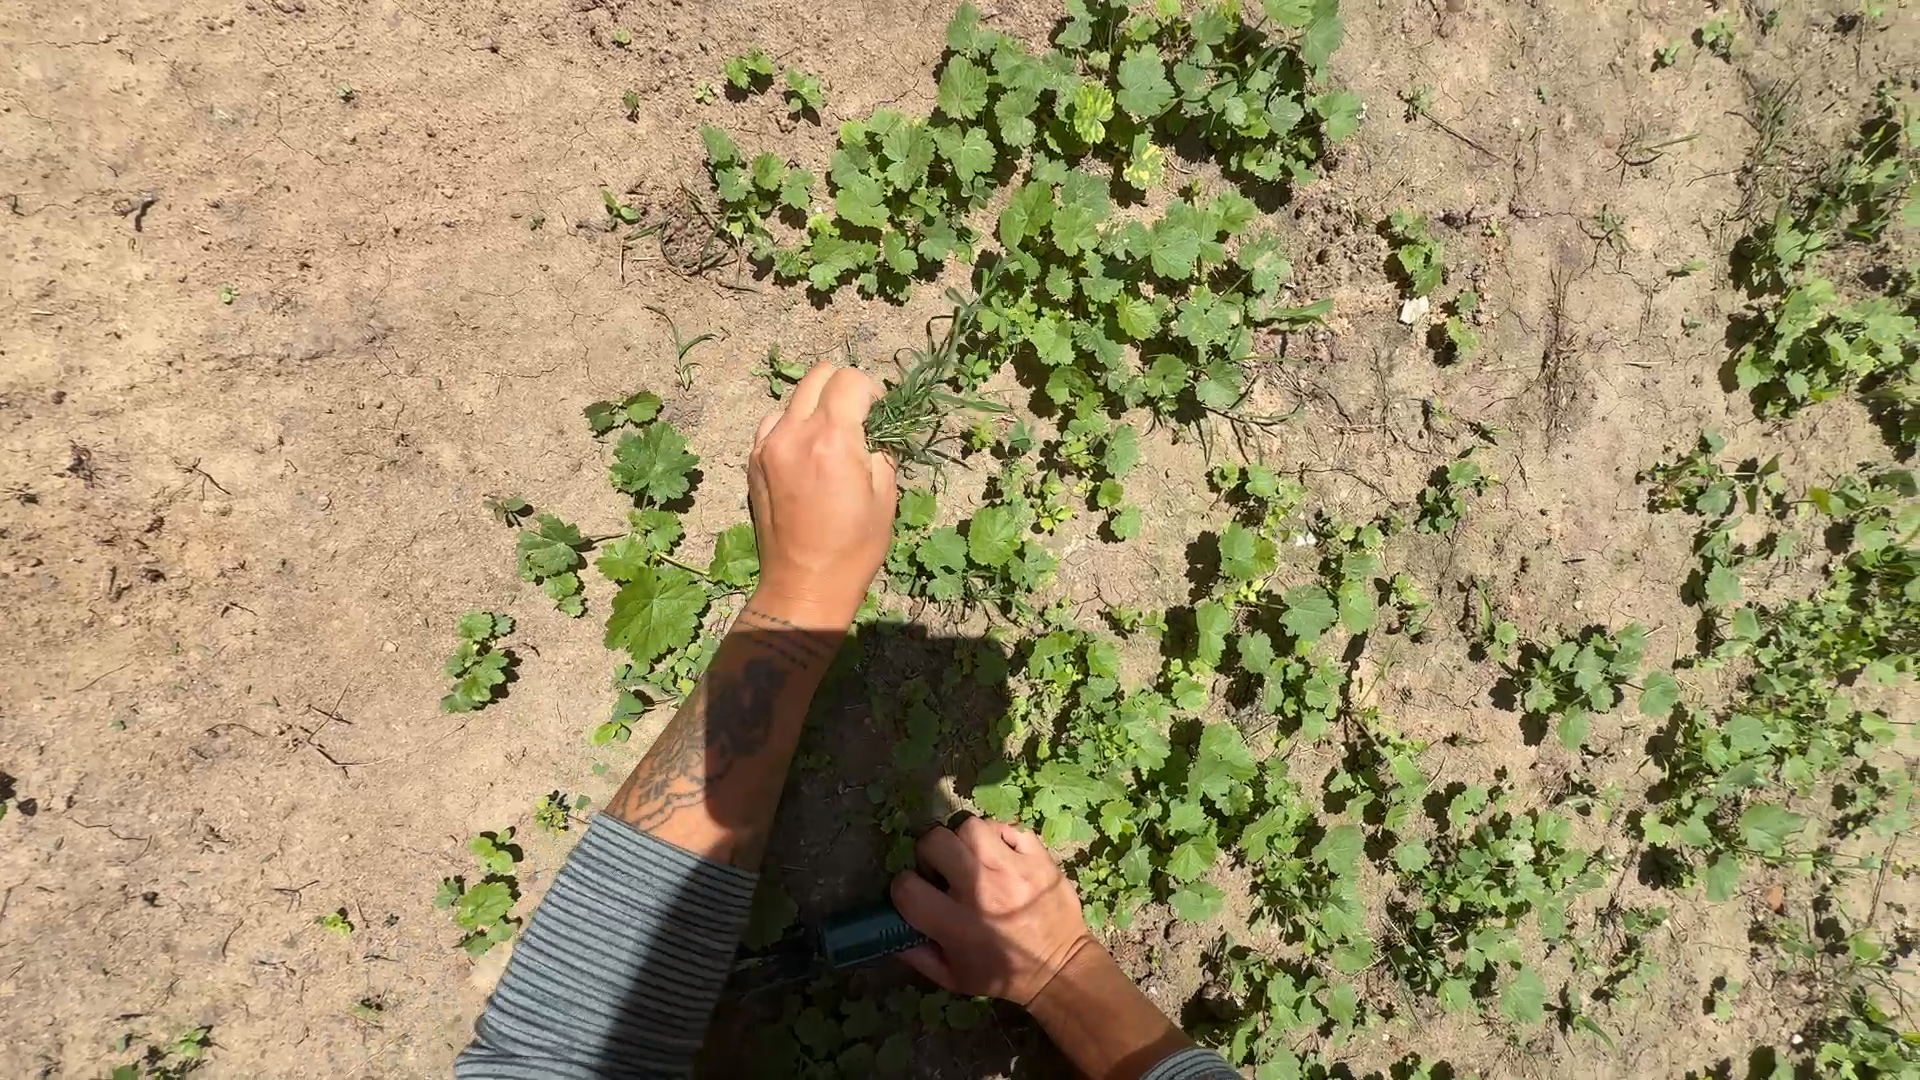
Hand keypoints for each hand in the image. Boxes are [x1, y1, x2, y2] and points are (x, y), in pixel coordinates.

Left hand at [747, 363, 896, 627]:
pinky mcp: (753, 462)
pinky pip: (773, 423)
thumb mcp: (885, 497)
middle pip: (818, 376)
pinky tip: (805, 452)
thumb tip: (870, 436)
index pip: (849, 380)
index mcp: (832, 439)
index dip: (871, 389)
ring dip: (815, 406)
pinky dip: (792, 425)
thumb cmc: (854, 547)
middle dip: (842, 387)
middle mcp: (794, 433)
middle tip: (857, 416)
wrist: (805, 584)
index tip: (878, 411)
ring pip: (793, 397)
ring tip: (830, 438)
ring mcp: (767, 446)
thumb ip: (878, 452)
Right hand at [890, 817, 1094, 1005]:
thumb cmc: (1002, 974)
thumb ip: (917, 955)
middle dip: (930, 851)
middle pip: (936, 841)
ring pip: (971, 826)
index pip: (907, 887)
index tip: (917, 890)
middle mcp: (981, 890)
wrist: (1060, 969)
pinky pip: (1008, 827)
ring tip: (972, 856)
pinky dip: (999, 835)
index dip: (905, 886)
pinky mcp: (1037, 857)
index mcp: (956, 924)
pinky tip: (1000, 853)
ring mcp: (1012, 868)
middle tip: (943, 866)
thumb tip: (888, 929)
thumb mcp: (953, 978)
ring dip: (964, 839)